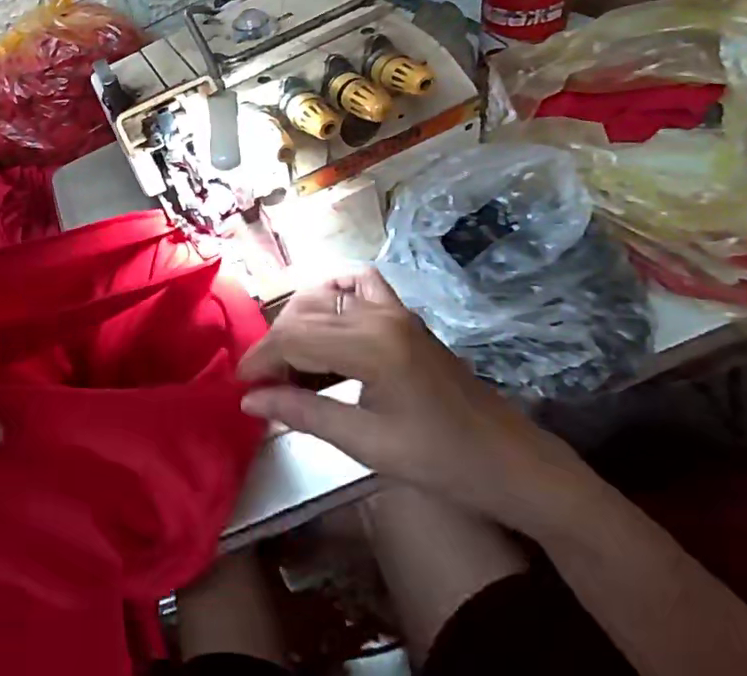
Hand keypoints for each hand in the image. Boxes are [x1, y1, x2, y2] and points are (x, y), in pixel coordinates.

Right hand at [238, 269, 598, 524]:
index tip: (240, 385)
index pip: (295, 336)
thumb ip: (304, 413)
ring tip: (291, 366)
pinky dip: (332, 295)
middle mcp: (381, 314)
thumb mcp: (366, 444)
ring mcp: (395, 309)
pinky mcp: (404, 314)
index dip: (261, 358)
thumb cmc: (440, 461)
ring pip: (326, 296)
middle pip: (305, 313)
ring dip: (299, 323)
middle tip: (265, 386)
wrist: (505, 459)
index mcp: (373, 345)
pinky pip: (359, 284)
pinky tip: (324, 323)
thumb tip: (249, 400)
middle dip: (276, 346)